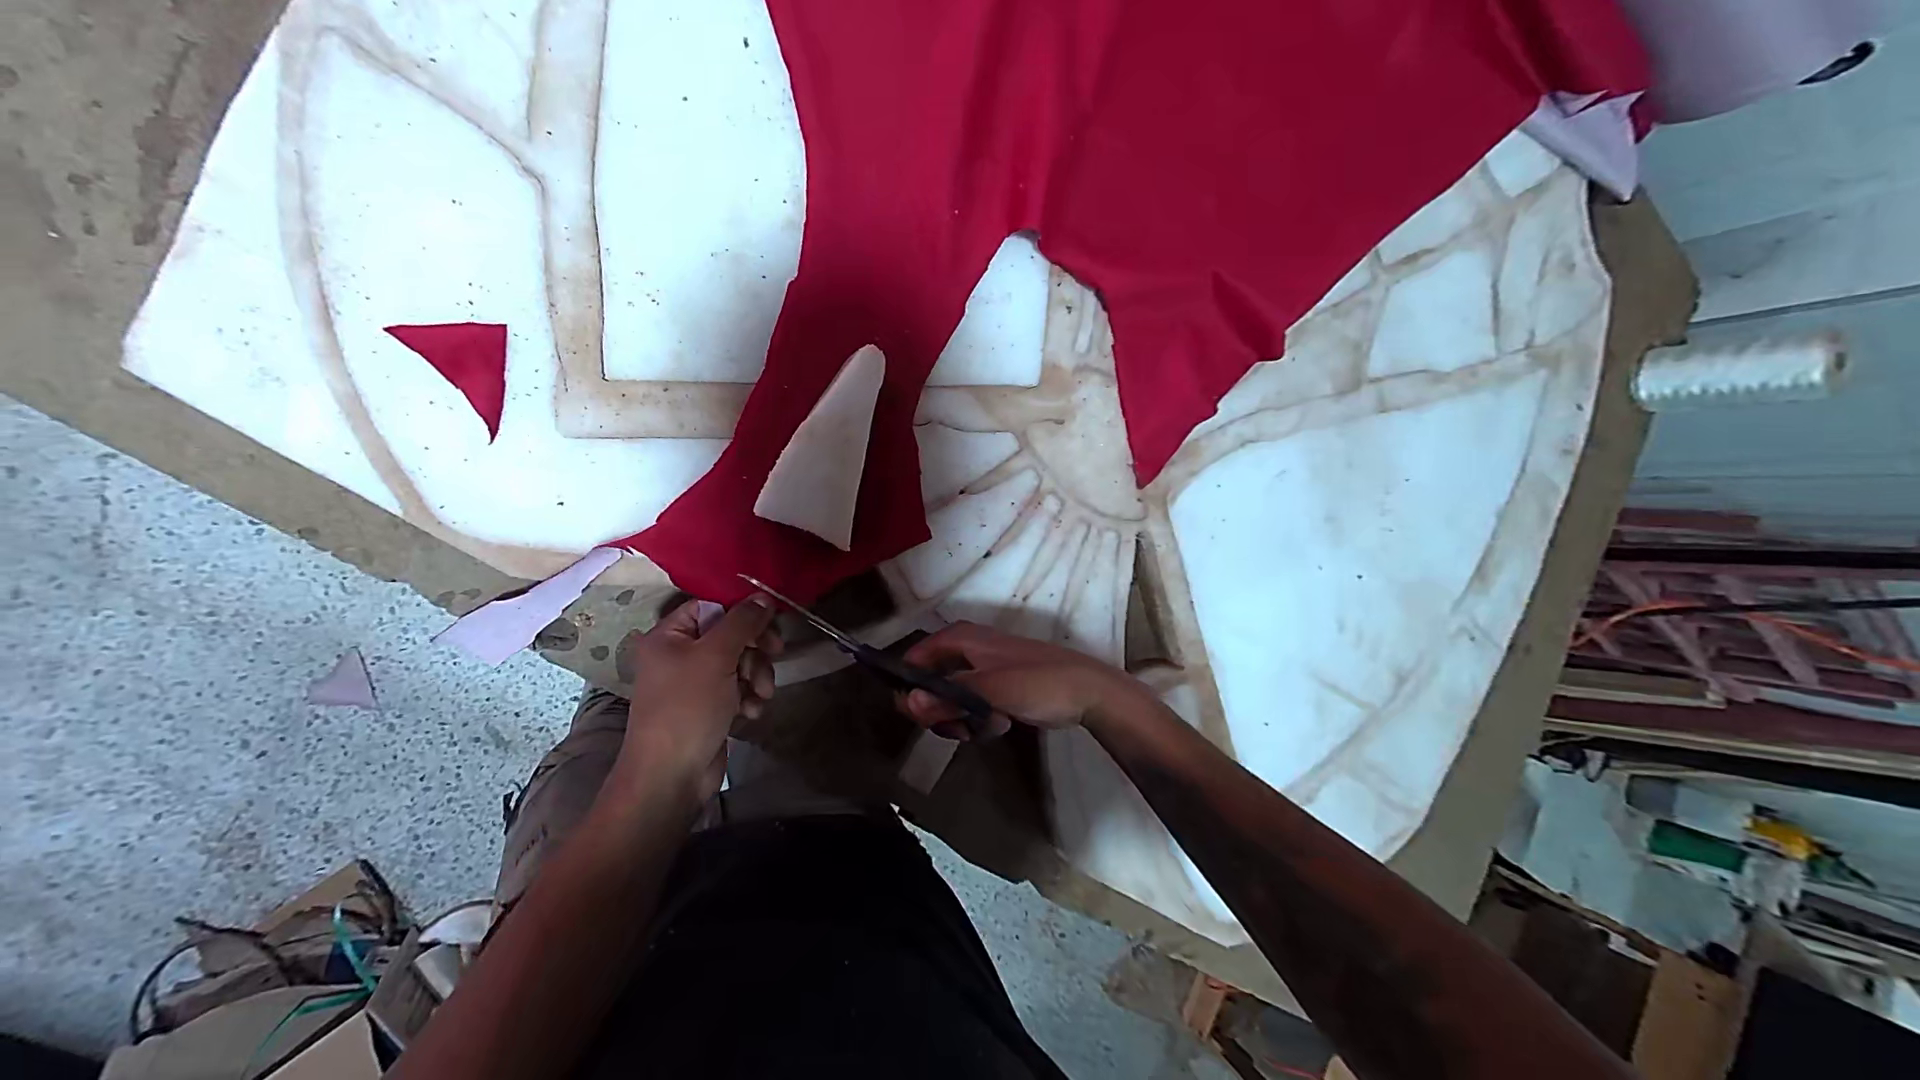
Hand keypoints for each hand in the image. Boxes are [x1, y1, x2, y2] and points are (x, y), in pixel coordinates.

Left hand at [611, 595, 781, 800]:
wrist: (671, 775)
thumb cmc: (687, 708)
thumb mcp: (716, 657)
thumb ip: (742, 622)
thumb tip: (764, 597)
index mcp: (668, 636)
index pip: (711, 607)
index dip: (742, 613)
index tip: (770, 622)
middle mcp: (678, 655)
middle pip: (730, 634)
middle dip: (754, 649)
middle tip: (774, 654)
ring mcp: (694, 683)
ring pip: (739, 662)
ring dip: (756, 674)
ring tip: (760, 694)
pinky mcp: (709, 706)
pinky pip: (737, 687)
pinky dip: (748, 696)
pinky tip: (751, 711)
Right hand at [895, 621, 1150, 738]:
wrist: (1088, 692)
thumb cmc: (1037, 682)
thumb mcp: (989, 692)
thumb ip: (947, 700)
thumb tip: (907, 703)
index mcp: (963, 638)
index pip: (916, 656)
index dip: (908, 682)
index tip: (912, 712)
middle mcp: (968, 648)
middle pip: (931, 680)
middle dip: (937, 708)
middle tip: (953, 727)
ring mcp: (984, 669)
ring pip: (951, 697)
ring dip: (960, 719)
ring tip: (982, 728)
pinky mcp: (998, 688)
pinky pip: (972, 706)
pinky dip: (978, 720)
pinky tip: (999, 726)